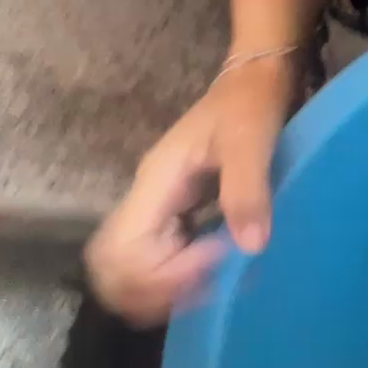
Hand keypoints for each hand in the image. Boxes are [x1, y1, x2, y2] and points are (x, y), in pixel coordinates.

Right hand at [85, 53, 301, 324]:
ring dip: (163, 286)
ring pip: (131, 264)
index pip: (122, 249)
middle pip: (113, 265)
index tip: (216, 258)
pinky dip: (178, 273)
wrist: (254, 79)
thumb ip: (247, 191)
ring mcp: (159, 204)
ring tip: (211, 285)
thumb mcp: (252, 141)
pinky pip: (159, 254)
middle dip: (152, 288)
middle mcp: (147, 198)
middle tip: (207, 286)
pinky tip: (216, 273)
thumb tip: (251, 248)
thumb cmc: (250, 104)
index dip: (162, 271)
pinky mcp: (178, 209)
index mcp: (155, 182)